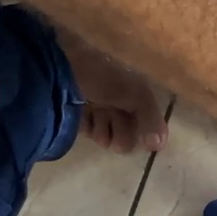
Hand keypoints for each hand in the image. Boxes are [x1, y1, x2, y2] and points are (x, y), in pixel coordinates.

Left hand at [59, 29, 169, 153]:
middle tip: (114, 117)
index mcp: (133, 88)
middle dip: (125, 130)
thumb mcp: (138, 94)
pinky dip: (91, 129)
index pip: (150, 119)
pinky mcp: (79, 120)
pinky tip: (84, 117)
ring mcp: (98, 110)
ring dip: (108, 131)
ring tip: (97, 115)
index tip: (144, 130)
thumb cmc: (103, 75)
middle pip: (133, 133)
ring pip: (114, 138)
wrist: (58, 68)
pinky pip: (95, 136)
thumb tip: (157, 146)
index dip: (148, 127)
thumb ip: (153, 120)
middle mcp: (118, 99)